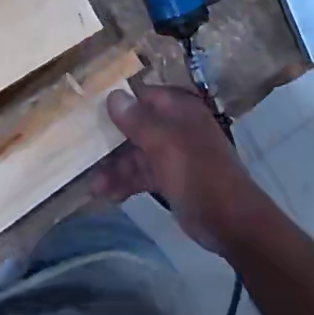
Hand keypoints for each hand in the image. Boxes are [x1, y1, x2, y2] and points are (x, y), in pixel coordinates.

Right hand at [94, 85, 276, 253]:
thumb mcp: (165, 144)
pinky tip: (108, 196)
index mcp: (181, 110)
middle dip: (112, 141)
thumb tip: (114, 95)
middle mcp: (176, 127)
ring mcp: (174, 154)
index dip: (119, 102)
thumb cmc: (198, 173)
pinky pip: (143, 175)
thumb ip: (138, 121)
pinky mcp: (171, 179)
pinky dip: (127, 183)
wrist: (229, 220)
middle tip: (84, 152)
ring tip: (95, 186)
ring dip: (116, 168)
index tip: (90, 109)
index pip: (145, 96)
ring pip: (137, 154)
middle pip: (137, 126)